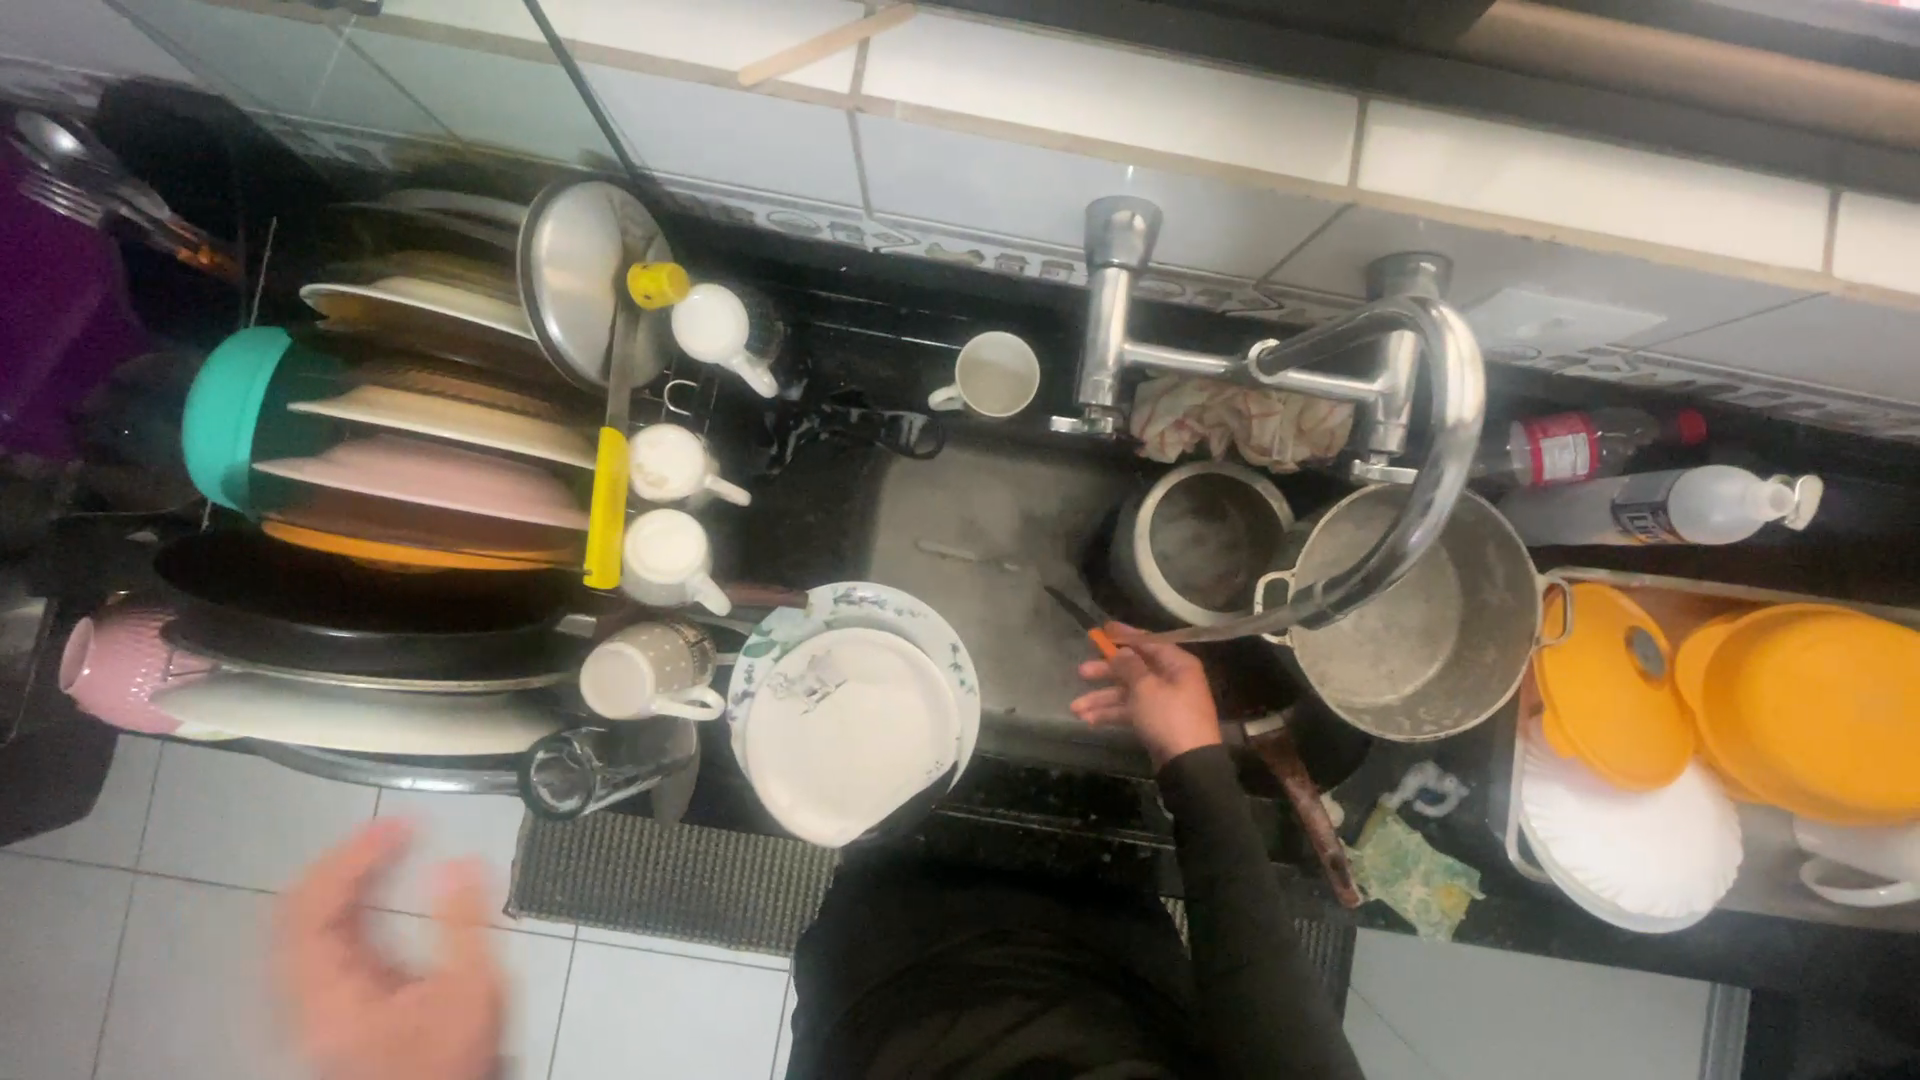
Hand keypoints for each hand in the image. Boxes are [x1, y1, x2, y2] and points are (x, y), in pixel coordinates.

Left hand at [276, 819, 504, 1079]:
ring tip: (395, 842)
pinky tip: (388, 879)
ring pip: (308, 920)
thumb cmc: (454, 1055)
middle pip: (298, 913)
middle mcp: (307, 997)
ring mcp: (318, 998)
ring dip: (348, 875)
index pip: (310, 913)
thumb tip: (458, 860)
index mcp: (328, 997)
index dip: (350, 860)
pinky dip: (355, 896)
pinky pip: (328, 933)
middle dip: (346, 860)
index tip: (403, 826)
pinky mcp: (339, 996)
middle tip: (398, 827)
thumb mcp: (470, 989)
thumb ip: (463, 924)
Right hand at [1070, 624, 1221, 767]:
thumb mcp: (1146, 687)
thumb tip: (1122, 651)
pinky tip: (1088, 720)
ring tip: (1075, 708)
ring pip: (1128, 693)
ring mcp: (1164, 702)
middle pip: (1134, 669)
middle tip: (1081, 672)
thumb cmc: (1168, 717)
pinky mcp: (1155, 722)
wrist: (1188, 766)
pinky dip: (1111, 714)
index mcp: (1177, 665)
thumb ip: (1129, 665)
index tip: (1102, 630)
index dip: (1124, 636)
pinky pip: (1130, 711)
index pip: (1148, 643)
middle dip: (1106, 672)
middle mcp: (1172, 679)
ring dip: (1102, 699)